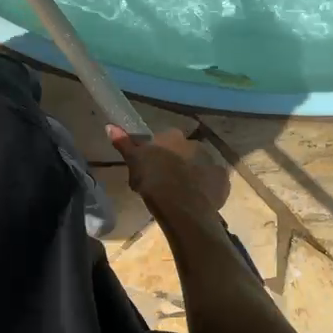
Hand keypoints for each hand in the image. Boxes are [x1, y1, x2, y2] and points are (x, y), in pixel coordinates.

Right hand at [106, 125, 230, 222]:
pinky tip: (196, 198)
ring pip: (199, 165)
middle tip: (163, 178)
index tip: (150, 164)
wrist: (181, 207)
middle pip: (183, 151)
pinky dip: (206, 187)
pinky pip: (213, 182)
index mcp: (172, 137)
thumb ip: (123, 142)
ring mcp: (212, 162)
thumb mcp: (133, 161)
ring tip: (179, 191)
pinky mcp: (223, 181)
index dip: (157, 150)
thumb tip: (109, 126)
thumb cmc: (153, 180)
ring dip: (192, 173)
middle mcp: (194, 144)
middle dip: (176, 161)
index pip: (164, 138)